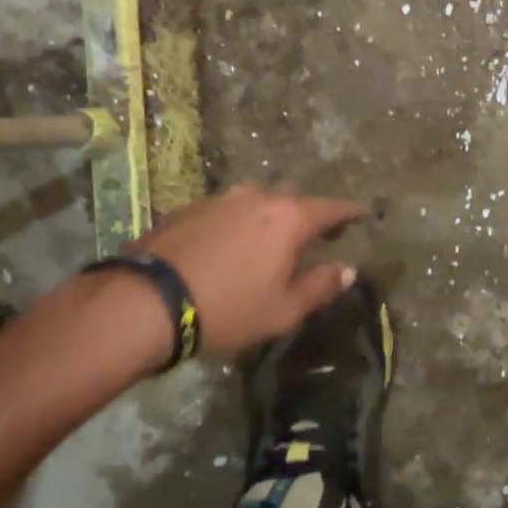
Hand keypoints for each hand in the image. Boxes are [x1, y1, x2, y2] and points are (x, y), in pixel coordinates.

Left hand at [124, 185, 365, 355]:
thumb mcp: (282, 310)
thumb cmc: (227, 308)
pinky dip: (236, 224)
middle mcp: (257, 198)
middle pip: (293, 200)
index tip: (364, 213)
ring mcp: (219, 200)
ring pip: (256, 202)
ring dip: (268, 217)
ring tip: (268, 241)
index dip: (350, 211)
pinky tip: (228, 247)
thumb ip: (320, 286)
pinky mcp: (186, 209)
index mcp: (288, 218)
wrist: (144, 302)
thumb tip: (348, 270)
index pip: (331, 208)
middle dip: (307, 215)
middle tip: (315, 235)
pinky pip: (225, 211)